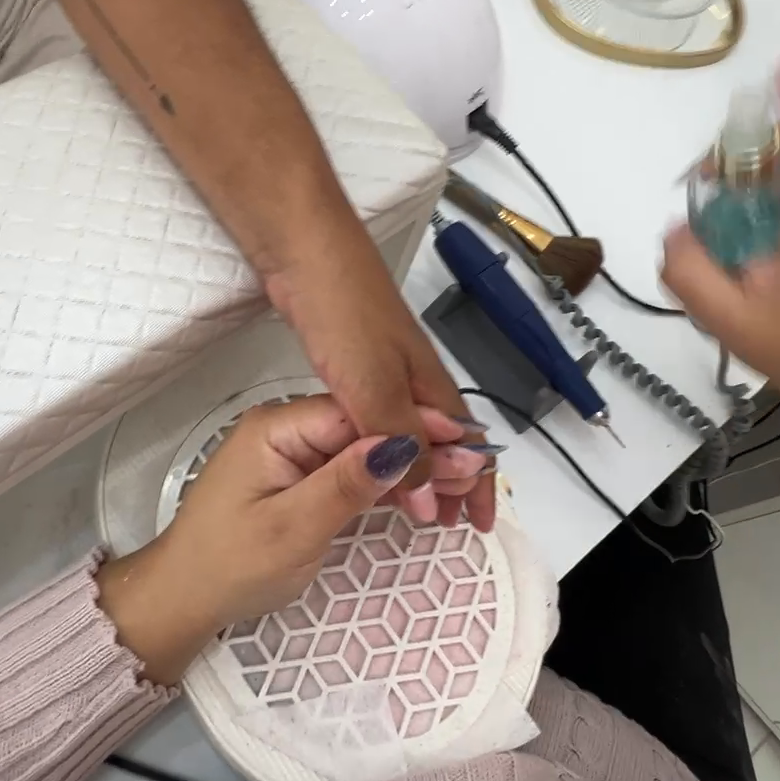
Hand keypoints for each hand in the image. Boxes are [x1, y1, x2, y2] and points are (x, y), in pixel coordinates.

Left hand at [97, 398, 485, 682]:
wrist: (182, 598)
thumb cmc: (230, 566)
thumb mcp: (290, 529)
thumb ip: (346, 485)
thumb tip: (403, 446)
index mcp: (280, 427)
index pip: (359, 414)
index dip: (415, 430)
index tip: (467, 452)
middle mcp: (290, 428)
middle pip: (369, 427)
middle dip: (424, 449)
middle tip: (480, 475)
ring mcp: (297, 452)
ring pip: (366, 449)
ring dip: (413, 467)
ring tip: (466, 486)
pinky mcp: (301, 476)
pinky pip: (353, 469)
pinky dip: (388, 483)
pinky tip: (424, 495)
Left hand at [267, 244, 496, 531]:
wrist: (304, 253)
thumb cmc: (344, 314)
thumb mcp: (374, 385)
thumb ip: (400, 442)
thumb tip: (432, 500)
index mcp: (427, 388)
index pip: (465, 447)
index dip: (474, 487)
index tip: (475, 527)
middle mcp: (412, 381)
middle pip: (443, 442)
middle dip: (451, 484)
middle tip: (448, 526)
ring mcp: (382, 371)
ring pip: (410, 432)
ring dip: (418, 470)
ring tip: (414, 506)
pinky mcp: (353, 366)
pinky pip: (379, 419)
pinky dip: (384, 449)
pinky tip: (370, 459)